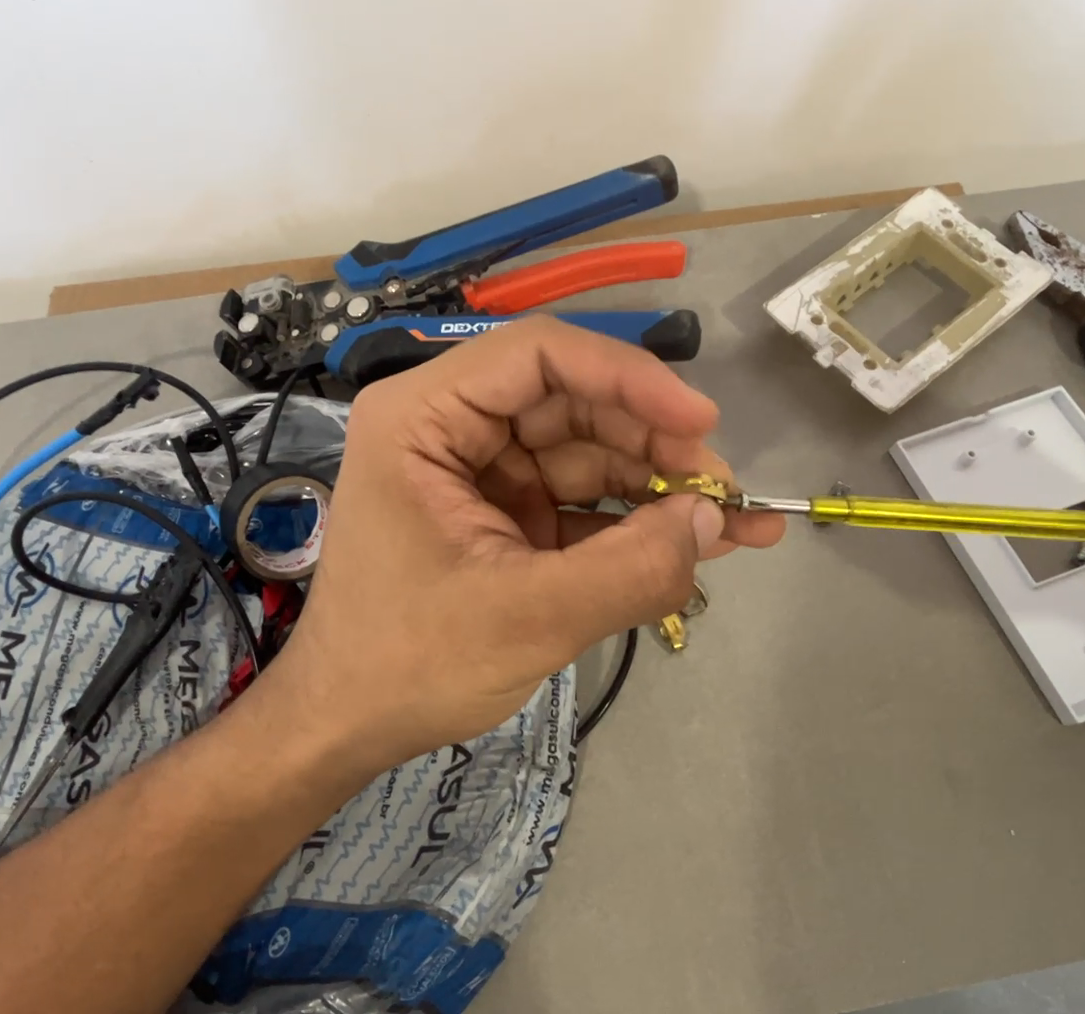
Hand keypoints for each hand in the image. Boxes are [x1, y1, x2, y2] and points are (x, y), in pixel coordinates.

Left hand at [265, 316, 782, 768]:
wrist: (349, 726)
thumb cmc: (409, 665)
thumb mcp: (526, 617)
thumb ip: (629, 569)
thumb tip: (713, 519)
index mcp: (422, 418)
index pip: (538, 357)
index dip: (628, 378)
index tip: (700, 421)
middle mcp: (450, 428)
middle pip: (571, 402)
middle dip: (652, 442)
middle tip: (723, 490)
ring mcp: (480, 474)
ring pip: (585, 452)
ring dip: (657, 484)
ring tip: (734, 522)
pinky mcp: (504, 516)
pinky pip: (579, 500)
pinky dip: (634, 522)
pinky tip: (697, 542)